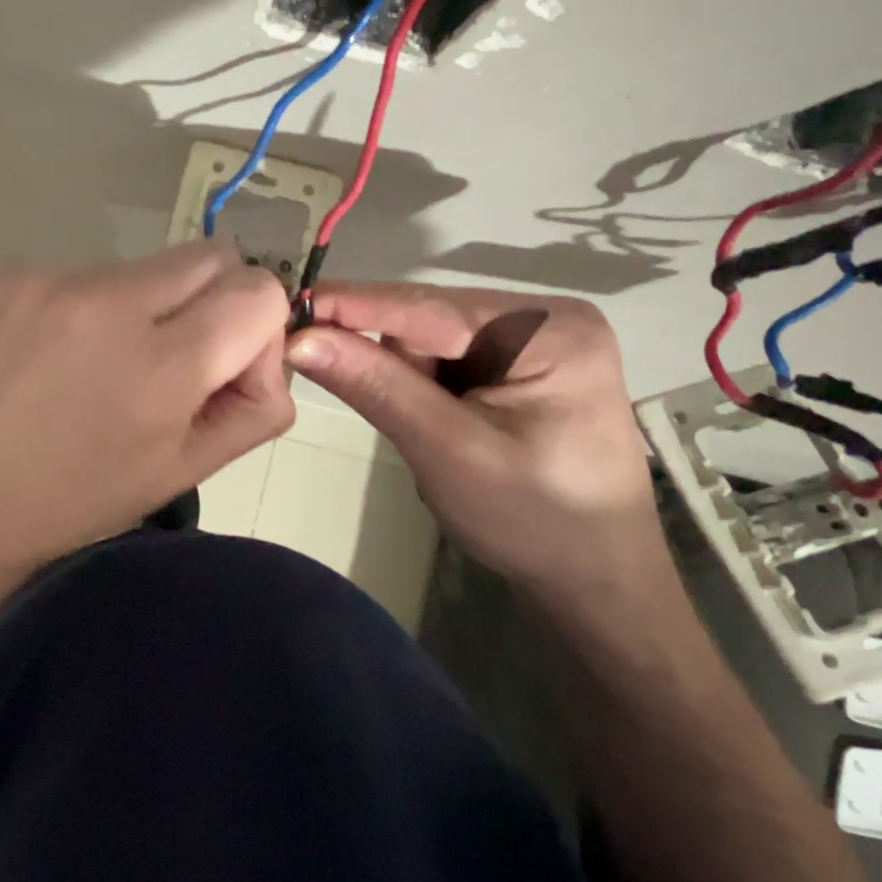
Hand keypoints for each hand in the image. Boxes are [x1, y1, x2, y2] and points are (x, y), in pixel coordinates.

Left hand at [0, 240, 295, 573]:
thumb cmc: (82, 498)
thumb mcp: (187, 470)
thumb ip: (255, 406)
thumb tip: (266, 352)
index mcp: (162, 364)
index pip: (259, 290)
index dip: (257, 329)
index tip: (221, 370)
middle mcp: (109, 303)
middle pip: (210, 256)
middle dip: (212, 302)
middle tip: (173, 359)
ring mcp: (53, 281)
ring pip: (145, 265)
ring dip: (147, 306)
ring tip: (102, 366)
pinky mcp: (13, 275)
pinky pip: (87, 273)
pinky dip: (92, 307)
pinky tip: (61, 358)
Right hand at [286, 283, 664, 601]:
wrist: (594, 575)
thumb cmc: (530, 519)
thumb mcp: (445, 451)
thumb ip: (375, 386)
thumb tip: (301, 338)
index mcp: (549, 330)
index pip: (429, 309)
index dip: (354, 306)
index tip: (288, 306)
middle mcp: (549, 316)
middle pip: (430, 319)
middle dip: (388, 356)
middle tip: (372, 405)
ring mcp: (541, 336)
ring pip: (433, 337)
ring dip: (406, 375)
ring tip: (426, 431)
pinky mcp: (527, 359)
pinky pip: (450, 354)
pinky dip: (424, 384)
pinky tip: (436, 420)